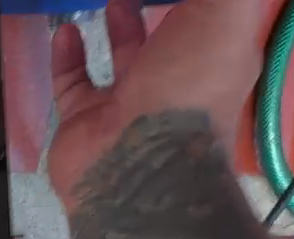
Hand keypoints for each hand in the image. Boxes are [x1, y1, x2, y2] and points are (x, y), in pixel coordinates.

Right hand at [47, 0, 267, 203]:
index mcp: (216, 61)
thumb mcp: (228, 13)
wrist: (133, 166)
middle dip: (161, 2)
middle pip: (168, 36)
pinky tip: (66, 30)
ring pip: (122, 58)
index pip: (215, 17)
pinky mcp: (84, 123)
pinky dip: (68, 58)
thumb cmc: (187, 86)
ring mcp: (126, 107)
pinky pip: (73, 85)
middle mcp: (173, 85)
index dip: (200, 1)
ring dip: (118, 26)